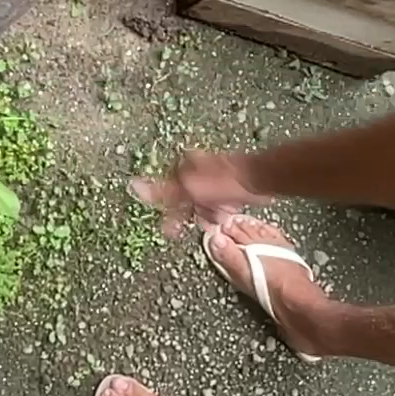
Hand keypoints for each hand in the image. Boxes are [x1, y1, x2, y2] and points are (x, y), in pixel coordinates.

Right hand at [131, 151, 267, 235]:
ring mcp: (210, 177)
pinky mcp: (224, 185)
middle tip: (200, 219)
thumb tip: (132, 185)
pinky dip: (218, 211)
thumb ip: (160, 190)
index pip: (163, 192)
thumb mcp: (188, 188)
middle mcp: (194, 170)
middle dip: (190, 213)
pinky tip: (225, 214)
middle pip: (181, 199)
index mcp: (182, 167)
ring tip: (218, 215)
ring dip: (205, 213)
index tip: (169, 228)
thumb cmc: (225, 182)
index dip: (167, 211)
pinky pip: (214, 204)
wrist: (261, 179)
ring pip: (198, 204)